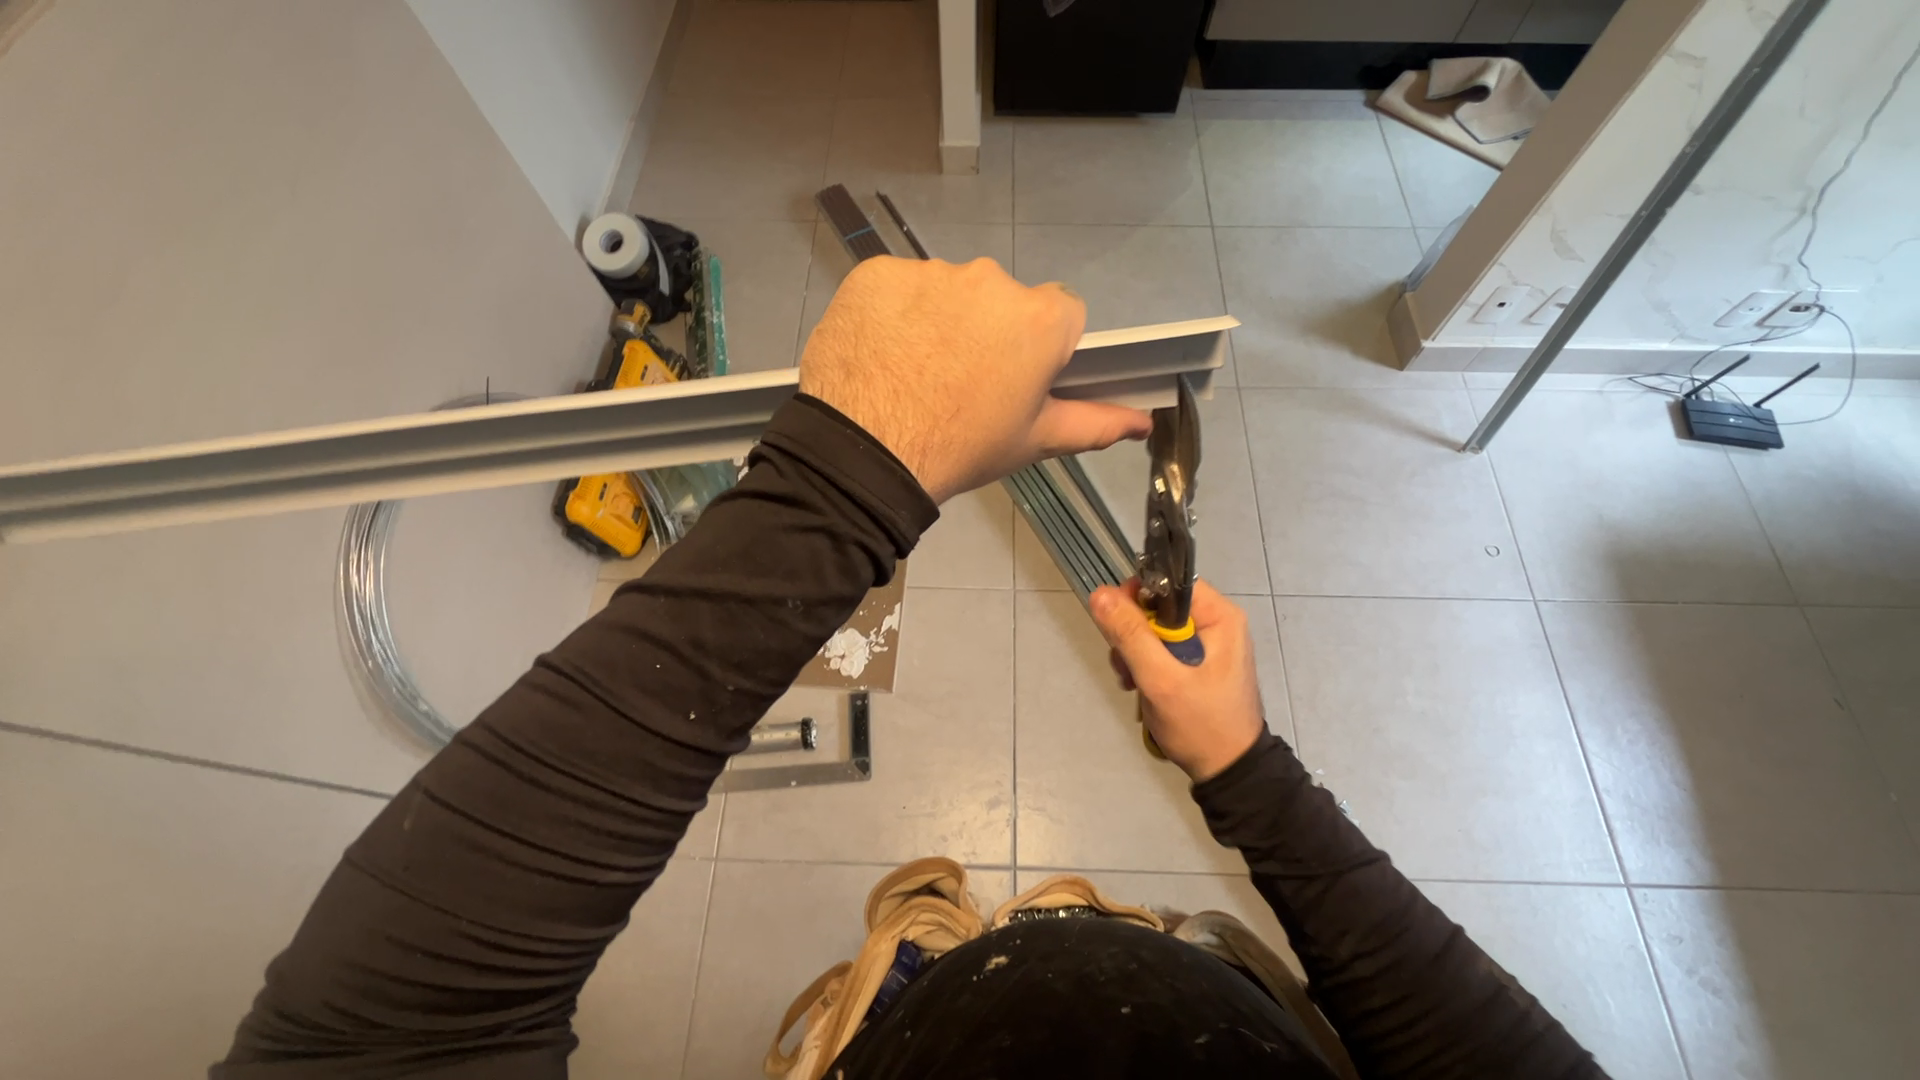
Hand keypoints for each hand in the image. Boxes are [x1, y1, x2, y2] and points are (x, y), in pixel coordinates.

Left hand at [798, 256, 1151, 502]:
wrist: (864, 454)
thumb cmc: (961, 448)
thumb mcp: (1033, 441)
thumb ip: (1094, 423)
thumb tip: (1144, 422)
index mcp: (1039, 318)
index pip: (1061, 315)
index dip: (1041, 349)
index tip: (1015, 380)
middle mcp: (990, 278)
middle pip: (1002, 301)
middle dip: (990, 333)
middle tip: (959, 384)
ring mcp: (929, 271)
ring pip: (949, 291)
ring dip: (941, 321)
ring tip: (915, 373)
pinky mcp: (876, 271)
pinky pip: (899, 288)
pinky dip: (895, 314)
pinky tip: (883, 354)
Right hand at [1090, 580, 1264, 782]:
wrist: (1228, 771)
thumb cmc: (1201, 724)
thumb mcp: (1161, 680)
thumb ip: (1130, 635)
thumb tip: (1100, 594)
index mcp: (1218, 616)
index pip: (1168, 582)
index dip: (1136, 596)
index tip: (1115, 624)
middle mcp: (1215, 621)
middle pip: (1157, 605)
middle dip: (1131, 632)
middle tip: (1124, 665)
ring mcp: (1207, 643)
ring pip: (1153, 628)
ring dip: (1133, 652)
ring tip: (1131, 682)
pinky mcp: (1197, 662)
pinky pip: (1161, 648)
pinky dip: (1144, 664)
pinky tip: (1139, 687)